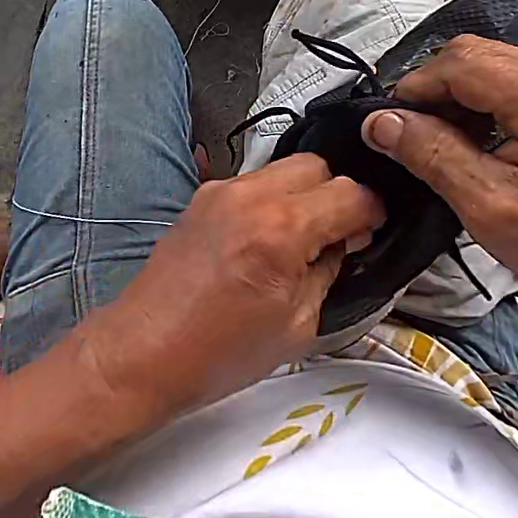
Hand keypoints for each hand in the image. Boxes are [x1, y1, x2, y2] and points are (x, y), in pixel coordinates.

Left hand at [74, 154, 384, 418]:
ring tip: (302, 237)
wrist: (144, 352)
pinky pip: (254, 182)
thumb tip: (344, 243)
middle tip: (340, 232)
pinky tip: (269, 236)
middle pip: (318, 165)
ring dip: (304, 194)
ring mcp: (222, 191)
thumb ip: (329, 271)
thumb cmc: (216, 352)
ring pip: (285, 168)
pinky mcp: (202, 197)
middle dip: (338, 193)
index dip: (372, 212)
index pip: (350, 193)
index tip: (372, 229)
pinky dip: (273, 199)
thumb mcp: (298, 324)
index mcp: (281, 229)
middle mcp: (251, 196)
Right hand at [360, 35, 517, 316]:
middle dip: (433, 90)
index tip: (389, 123)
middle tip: (411, 135)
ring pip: (488, 61)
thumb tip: (381, 122)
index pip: (462, 63)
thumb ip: (432, 156)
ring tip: (442, 140)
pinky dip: (479, 99)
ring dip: (455, 95)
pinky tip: (473, 135)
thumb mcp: (492, 209)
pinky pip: (510, 75)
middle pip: (474, 54)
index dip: (415, 88)